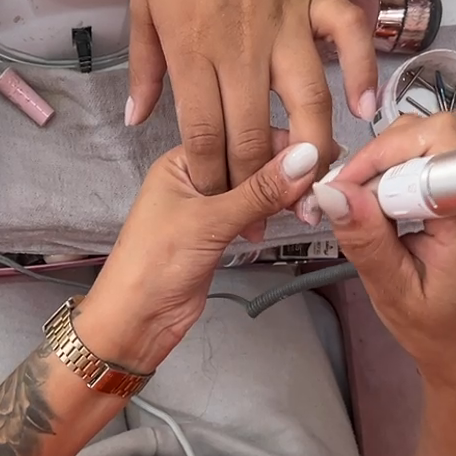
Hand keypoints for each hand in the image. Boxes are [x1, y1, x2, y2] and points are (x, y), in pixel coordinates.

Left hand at [73, 138, 322, 371]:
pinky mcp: (216, 234)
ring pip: (254, 190)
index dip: (280, 144)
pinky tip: (288, 218)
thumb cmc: (153, 265)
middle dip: (285, 173)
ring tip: (307, 207)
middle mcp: (193, 178)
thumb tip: (306, 158)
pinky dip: (270, 215)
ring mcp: (205, 207)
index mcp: (181, 162)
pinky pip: (251, 214)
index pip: (239, 135)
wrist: (136, 320)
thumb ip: (259, 191)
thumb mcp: (209, 222)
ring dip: (281, 197)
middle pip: (250, 161)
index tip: (319, 155)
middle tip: (318, 187)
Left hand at [127, 0, 379, 193]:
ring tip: (315, 186)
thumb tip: (138, 118)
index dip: (213, 180)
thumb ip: (144, 69)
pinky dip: (360, 72)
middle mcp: (240, 46)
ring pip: (304, 101)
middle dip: (255, 186)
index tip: (219, 206)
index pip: (204, 136)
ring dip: (311, 150)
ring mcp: (284, 22)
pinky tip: (363, 111)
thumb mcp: (142, 4)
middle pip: (249, 134)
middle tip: (264, 218)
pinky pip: (347, 39)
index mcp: (192, 51)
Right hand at [310, 115, 455, 385]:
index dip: (382, 157)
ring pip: (427, 142)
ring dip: (385, 168)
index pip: (434, 144)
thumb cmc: (436, 326)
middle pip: (429, 134)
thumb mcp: (390, 290)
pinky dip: (397, 176)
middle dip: (379, 160)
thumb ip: (365, 239)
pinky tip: (382, 209)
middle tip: (349, 202)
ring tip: (364, 209)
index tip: (346, 191)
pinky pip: (432, 160)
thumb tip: (331, 191)